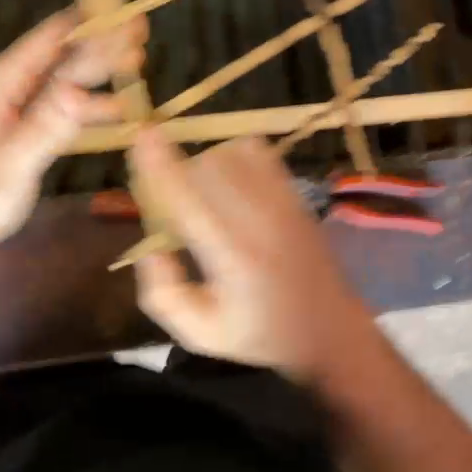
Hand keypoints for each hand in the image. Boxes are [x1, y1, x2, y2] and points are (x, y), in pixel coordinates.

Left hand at [0, 10, 145, 253]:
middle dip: (102, 42)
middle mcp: (11, 84)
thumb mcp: (8, 165)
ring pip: (66, 79)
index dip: (90, 23)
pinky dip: (91, 105)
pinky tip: (121, 111)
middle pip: (63, 54)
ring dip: (101, 73)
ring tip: (139, 63)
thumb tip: (79, 90)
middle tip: (141, 33)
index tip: (126, 15)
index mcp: (1, 81)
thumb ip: (44, 127)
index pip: (51, 38)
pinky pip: (63, 107)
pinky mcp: (26, 128)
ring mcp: (18, 106)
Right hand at [130, 130, 378, 382]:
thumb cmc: (262, 335)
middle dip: (176, 176)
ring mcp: (281, 199)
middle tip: (171, 206)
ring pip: (226, 153)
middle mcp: (259, 219)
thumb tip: (149, 248)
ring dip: (202, 165)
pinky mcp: (293, 189)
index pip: (189, 197)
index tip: (140, 136)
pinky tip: (229, 180)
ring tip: (202, 197)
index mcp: (233, 256)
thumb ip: (164, 295)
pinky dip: (231, 152)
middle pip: (202, 167)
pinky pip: (254, 149)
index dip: (161, 164)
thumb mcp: (202, 334)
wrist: (331, 330)